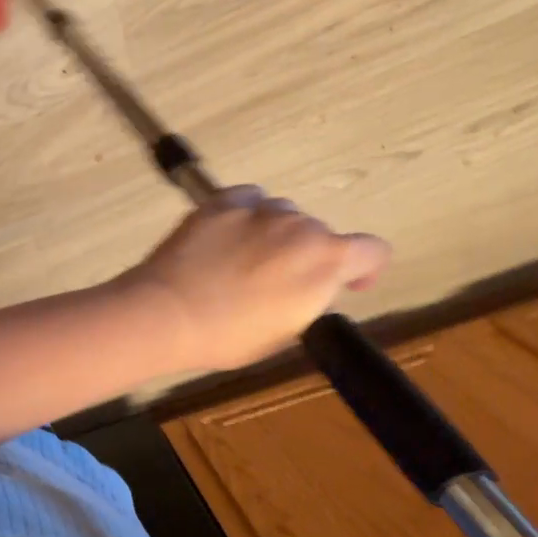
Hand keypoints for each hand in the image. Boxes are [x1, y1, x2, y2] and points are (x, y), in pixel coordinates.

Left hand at [120, 186, 389, 371]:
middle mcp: (302, 228)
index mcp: (327, 262)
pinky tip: (223, 234)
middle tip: (267, 280)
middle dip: (301, 255)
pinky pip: (246, 198)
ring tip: (236, 260)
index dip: (363, 268)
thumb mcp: (281, 333)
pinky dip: (242, 212)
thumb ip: (306, 302)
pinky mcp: (222, 203)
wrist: (165, 315)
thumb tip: (305, 289)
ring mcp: (261, 211)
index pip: (372, 251)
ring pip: (280, 214)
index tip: (347, 284)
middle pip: (316, 233)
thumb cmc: (223, 338)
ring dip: (270, 233)